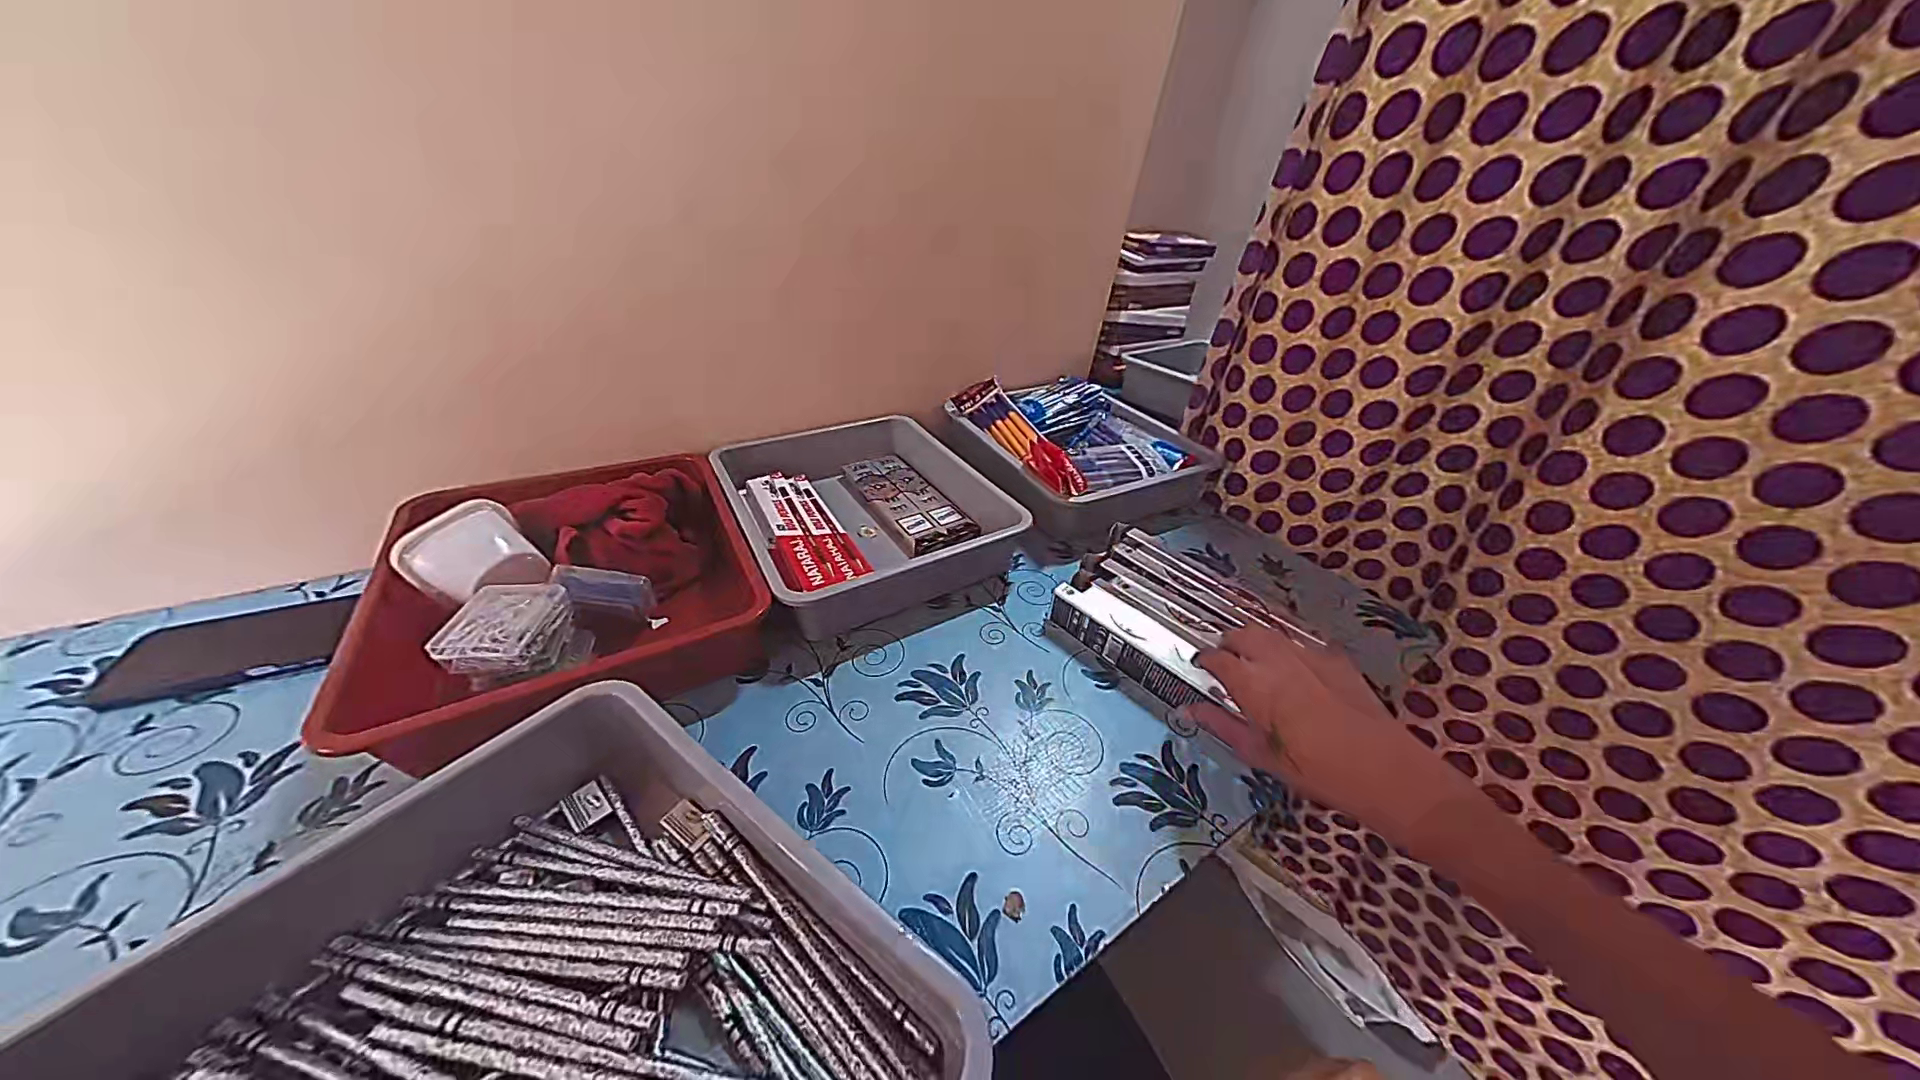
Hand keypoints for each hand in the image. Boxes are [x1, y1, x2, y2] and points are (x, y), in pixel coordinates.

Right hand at [1186, 627, 1483, 856]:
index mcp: (1251, 681)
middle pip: (1242, 633)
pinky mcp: (1337, 659)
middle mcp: (1276, 658)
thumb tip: (1190, 711)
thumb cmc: (1314, 769)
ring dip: (1258, 644)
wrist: (1385, 770)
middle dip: (1230, 644)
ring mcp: (1309, 654)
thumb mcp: (1259, 754)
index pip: (1216, 657)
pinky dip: (1290, 653)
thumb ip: (1222, 725)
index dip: (1206, 662)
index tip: (1203, 671)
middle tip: (1228, 665)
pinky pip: (1303, 646)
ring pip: (1272, 635)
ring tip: (1259, 668)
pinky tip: (1298, 677)